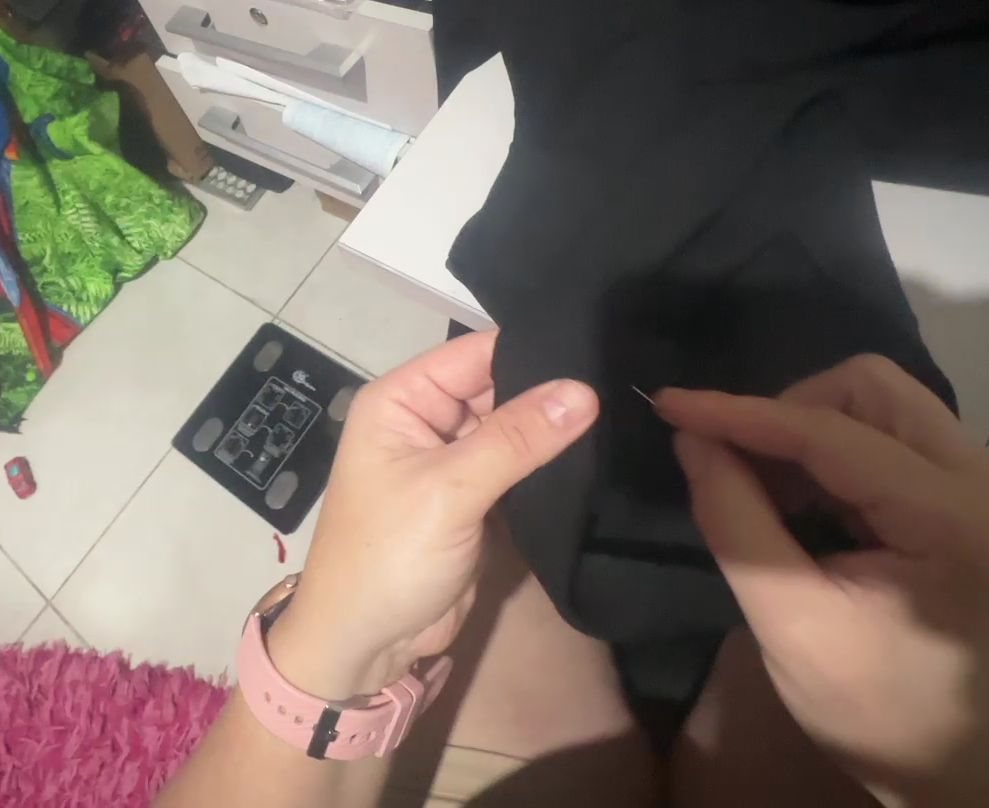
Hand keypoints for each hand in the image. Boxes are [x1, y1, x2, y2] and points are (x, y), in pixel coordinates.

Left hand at [270, 331, 597, 699]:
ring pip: (510, 426)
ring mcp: (450, 459)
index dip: (530, 348)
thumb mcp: (450, 490)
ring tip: (623, 409)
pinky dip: (546, 463)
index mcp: (401, 399)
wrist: (365, 643)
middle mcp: (424, 419)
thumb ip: (516, 439)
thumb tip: (583, 390)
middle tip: (622, 380)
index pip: (474, 354)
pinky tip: (598, 453)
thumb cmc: (388, 554)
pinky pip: (515, 465)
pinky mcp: (473, 496)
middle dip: (548, 388)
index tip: (598, 345)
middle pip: (496, 387)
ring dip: (553, 427)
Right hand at [659, 356, 988, 806]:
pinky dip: (835, 452)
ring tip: (774, 492)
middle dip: (786, 411)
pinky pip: (895, 437)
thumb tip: (692, 438)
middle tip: (739, 464)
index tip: (668, 405)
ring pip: (883, 403)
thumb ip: (733, 518)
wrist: (988, 788)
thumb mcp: (787, 622)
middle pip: (873, 388)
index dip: (738, 412)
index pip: (830, 432)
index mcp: (959, 525)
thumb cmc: (882, 715)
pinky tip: (811, 505)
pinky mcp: (986, 504)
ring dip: (809, 429)